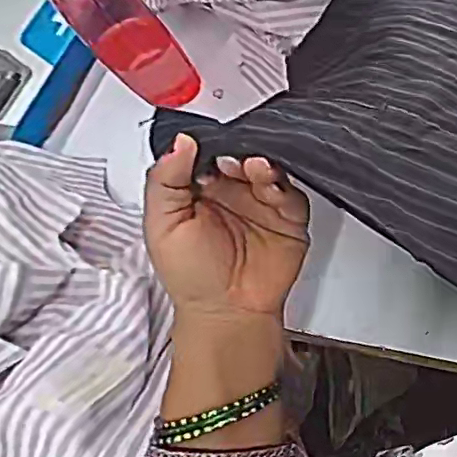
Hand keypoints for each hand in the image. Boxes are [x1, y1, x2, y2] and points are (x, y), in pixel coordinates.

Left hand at [144, 133, 308, 323]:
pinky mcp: (290, 220)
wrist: (228, 312)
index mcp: (200, 189)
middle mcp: (234, 192)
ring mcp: (263, 204)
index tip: (207, 145)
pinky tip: (273, 187)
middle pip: (242, 156)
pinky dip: (286, 187)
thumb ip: (165, 180)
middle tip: (233, 159)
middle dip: (240, 151)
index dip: (209, 144)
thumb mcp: (162, 225)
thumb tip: (179, 143)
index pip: (207, 152)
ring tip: (256, 167)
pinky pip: (294, 195)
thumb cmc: (192, 276)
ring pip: (270, 170)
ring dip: (265, 164)